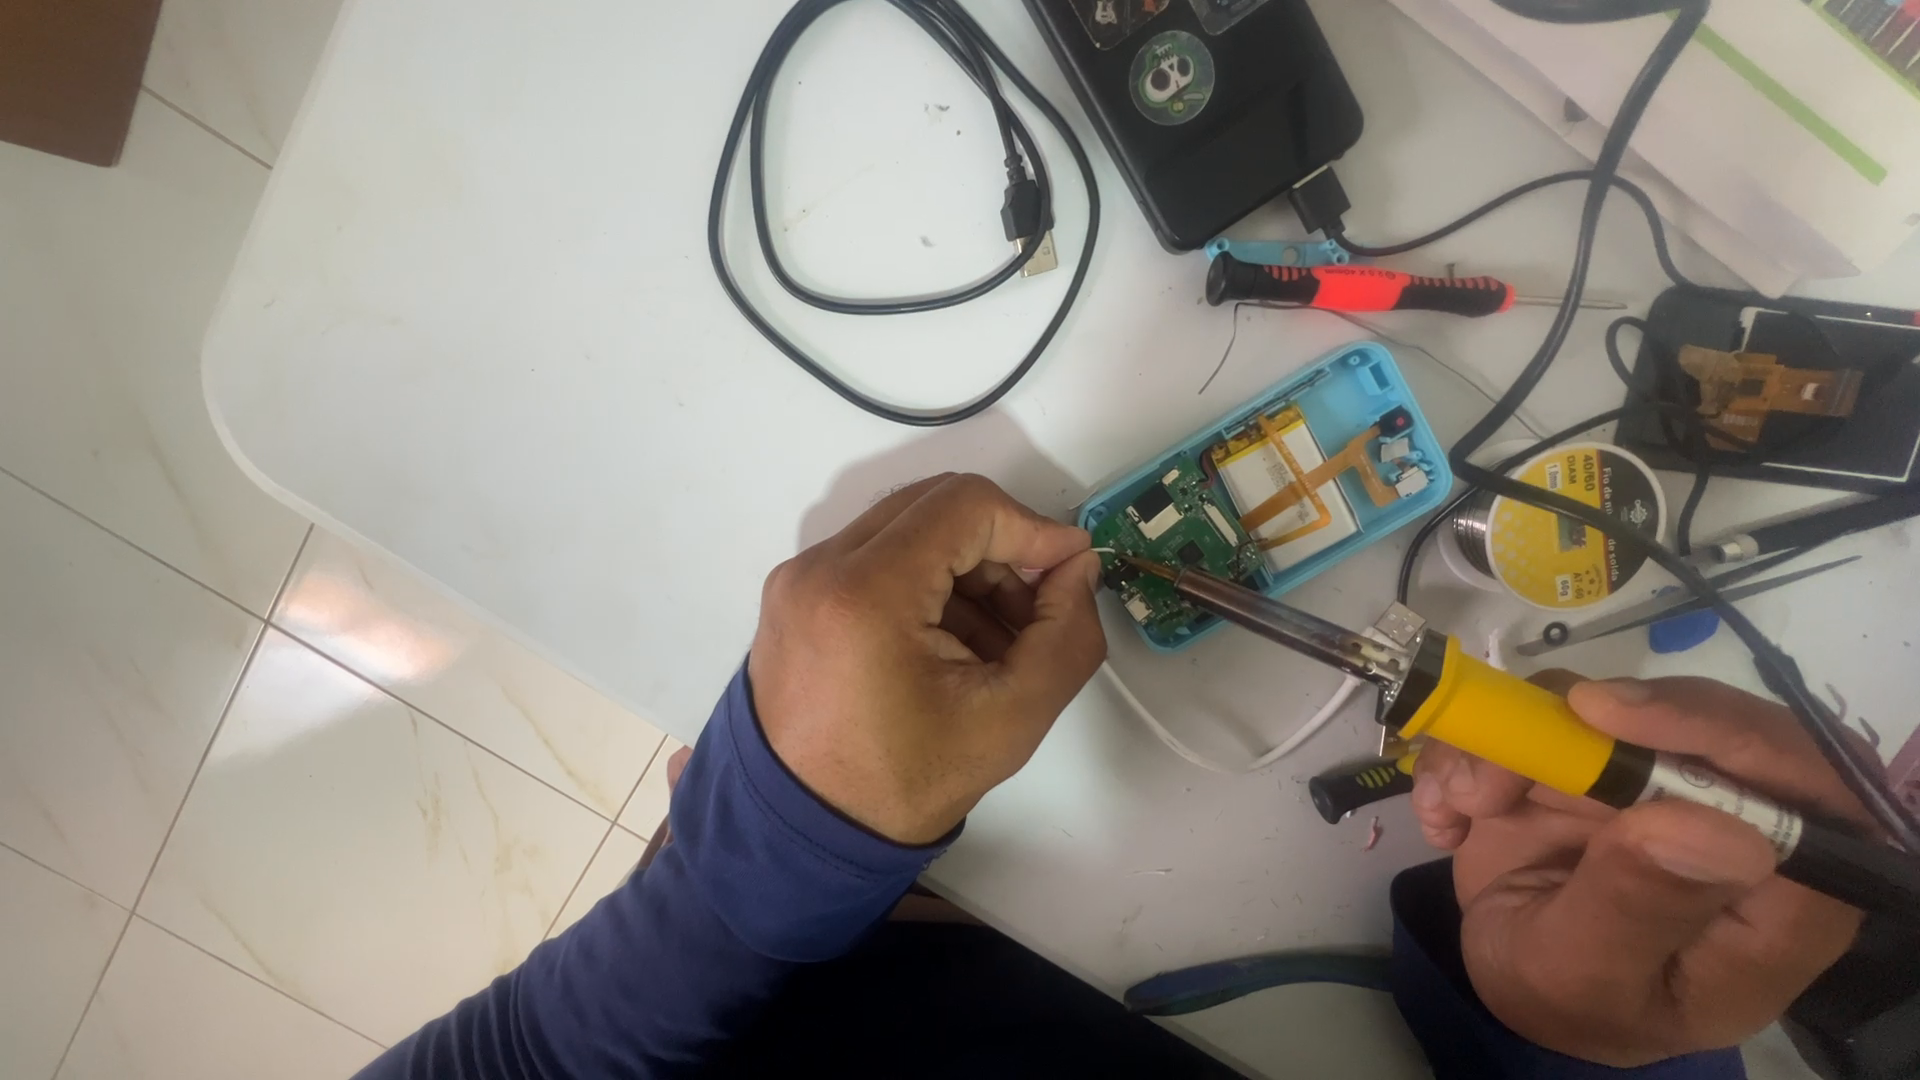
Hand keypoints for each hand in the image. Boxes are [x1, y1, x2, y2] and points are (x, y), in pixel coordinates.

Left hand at [749, 474, 1105, 845]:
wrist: (802, 831)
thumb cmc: (904, 781)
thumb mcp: (1010, 720)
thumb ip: (1066, 636)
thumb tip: (1079, 565)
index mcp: (866, 592)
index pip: (966, 506)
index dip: (1031, 527)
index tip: (1069, 568)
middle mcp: (822, 566)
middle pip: (935, 508)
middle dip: (999, 549)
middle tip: (1033, 611)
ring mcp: (801, 577)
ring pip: (908, 528)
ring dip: (966, 568)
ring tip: (995, 642)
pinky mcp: (797, 593)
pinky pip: (877, 556)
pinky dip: (927, 582)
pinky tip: (951, 642)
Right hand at [1411, 674, 1867, 1066]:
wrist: (1511, 983)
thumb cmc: (1574, 1001)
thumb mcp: (1594, 973)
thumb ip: (1642, 906)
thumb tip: (1710, 828)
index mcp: (1772, 878)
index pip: (1798, 777)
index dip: (1714, 727)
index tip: (1603, 715)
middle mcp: (1709, 809)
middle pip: (1668, 716)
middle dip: (1561, 734)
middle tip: (1488, 784)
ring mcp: (1630, 779)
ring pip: (1569, 707)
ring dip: (1491, 747)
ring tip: (1460, 811)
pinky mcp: (1561, 762)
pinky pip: (1505, 719)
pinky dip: (1455, 757)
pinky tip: (1444, 817)